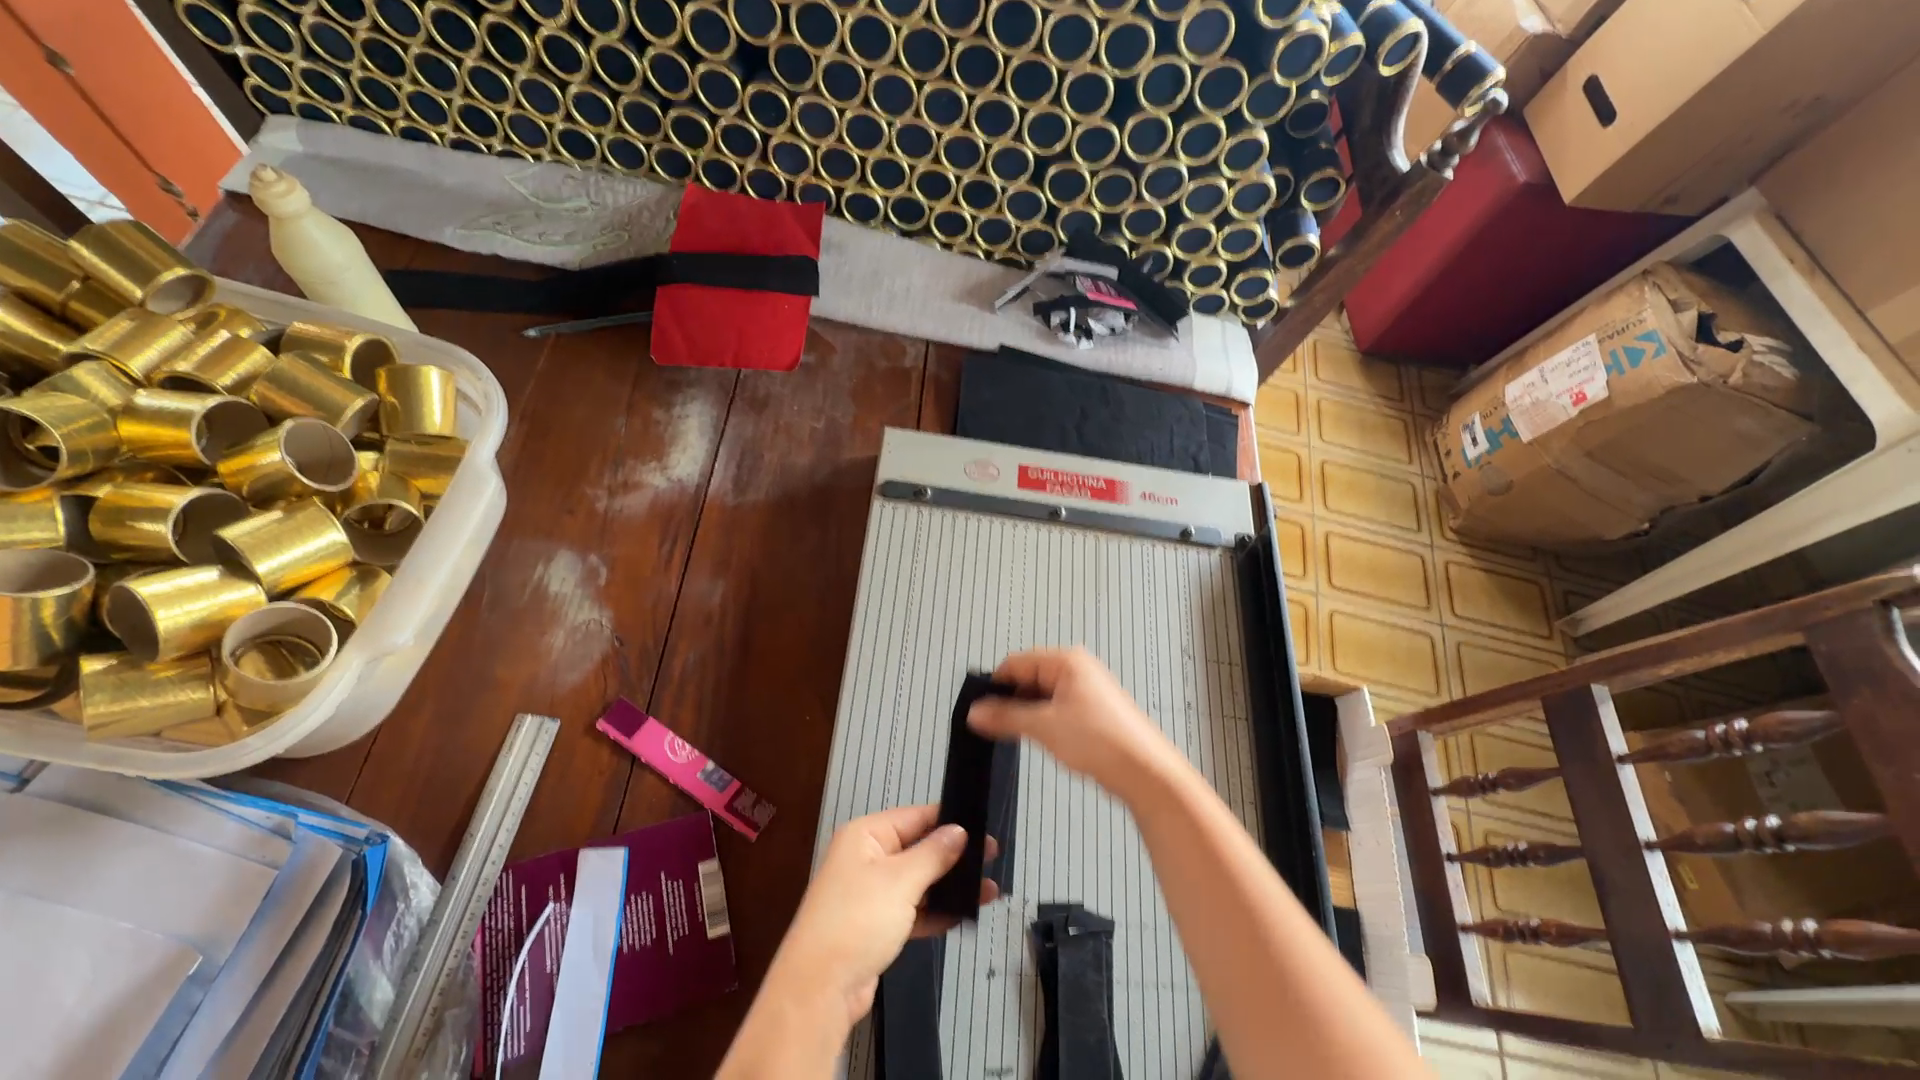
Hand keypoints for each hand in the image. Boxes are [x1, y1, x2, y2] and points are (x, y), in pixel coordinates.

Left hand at [763, 804, 998, 1031]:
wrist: (820, 988)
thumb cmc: (858, 920)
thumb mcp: (900, 881)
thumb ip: (934, 854)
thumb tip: (959, 830)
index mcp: (865, 836)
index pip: (915, 817)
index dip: (950, 822)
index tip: (985, 829)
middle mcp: (866, 859)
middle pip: (918, 849)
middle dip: (954, 856)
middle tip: (992, 860)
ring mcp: (870, 894)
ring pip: (918, 882)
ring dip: (949, 887)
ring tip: (989, 892)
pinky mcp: (876, 926)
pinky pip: (912, 910)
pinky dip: (935, 912)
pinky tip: (964, 915)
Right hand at [968, 647, 1175, 798]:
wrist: (1145, 771)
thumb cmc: (1097, 740)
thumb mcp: (1043, 726)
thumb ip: (1005, 717)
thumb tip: (974, 712)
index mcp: (1066, 661)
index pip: (1015, 663)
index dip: (994, 685)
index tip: (977, 711)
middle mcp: (1077, 669)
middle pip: (1029, 678)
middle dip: (1010, 701)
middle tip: (992, 728)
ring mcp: (1087, 691)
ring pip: (1042, 696)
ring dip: (1027, 714)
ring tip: (1015, 738)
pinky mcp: (1093, 712)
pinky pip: (1057, 709)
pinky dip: (1044, 722)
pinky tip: (1041, 741)